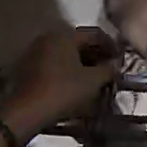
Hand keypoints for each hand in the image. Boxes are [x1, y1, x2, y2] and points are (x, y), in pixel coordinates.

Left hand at [0, 27, 118, 141]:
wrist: (26, 111)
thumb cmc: (63, 90)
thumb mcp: (92, 81)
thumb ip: (108, 70)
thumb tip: (115, 66)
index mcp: (64, 35)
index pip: (94, 34)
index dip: (111, 45)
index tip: (120, 58)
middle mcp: (48, 37)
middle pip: (79, 42)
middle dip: (96, 54)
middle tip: (108, 68)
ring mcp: (35, 51)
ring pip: (66, 53)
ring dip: (82, 63)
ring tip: (94, 77)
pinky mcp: (28, 67)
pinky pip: (54, 62)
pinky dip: (67, 69)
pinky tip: (76, 83)